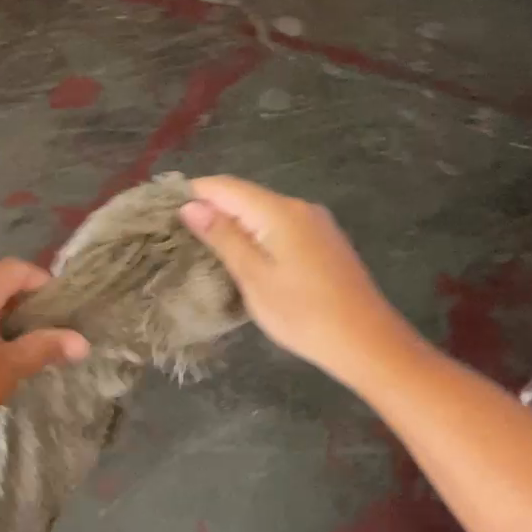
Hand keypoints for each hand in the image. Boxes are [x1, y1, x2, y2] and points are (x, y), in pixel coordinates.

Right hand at [179, 175, 408, 373]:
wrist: (369, 344)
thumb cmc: (304, 313)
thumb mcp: (253, 277)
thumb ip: (222, 237)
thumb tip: (190, 206)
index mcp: (279, 211)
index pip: (224, 186)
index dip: (191, 192)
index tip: (161, 210)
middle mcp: (299, 207)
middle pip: (243, 196)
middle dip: (210, 209)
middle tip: (175, 233)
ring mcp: (316, 224)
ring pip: (261, 212)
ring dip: (232, 223)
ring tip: (201, 247)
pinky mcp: (324, 242)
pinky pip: (279, 226)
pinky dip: (255, 234)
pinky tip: (242, 257)